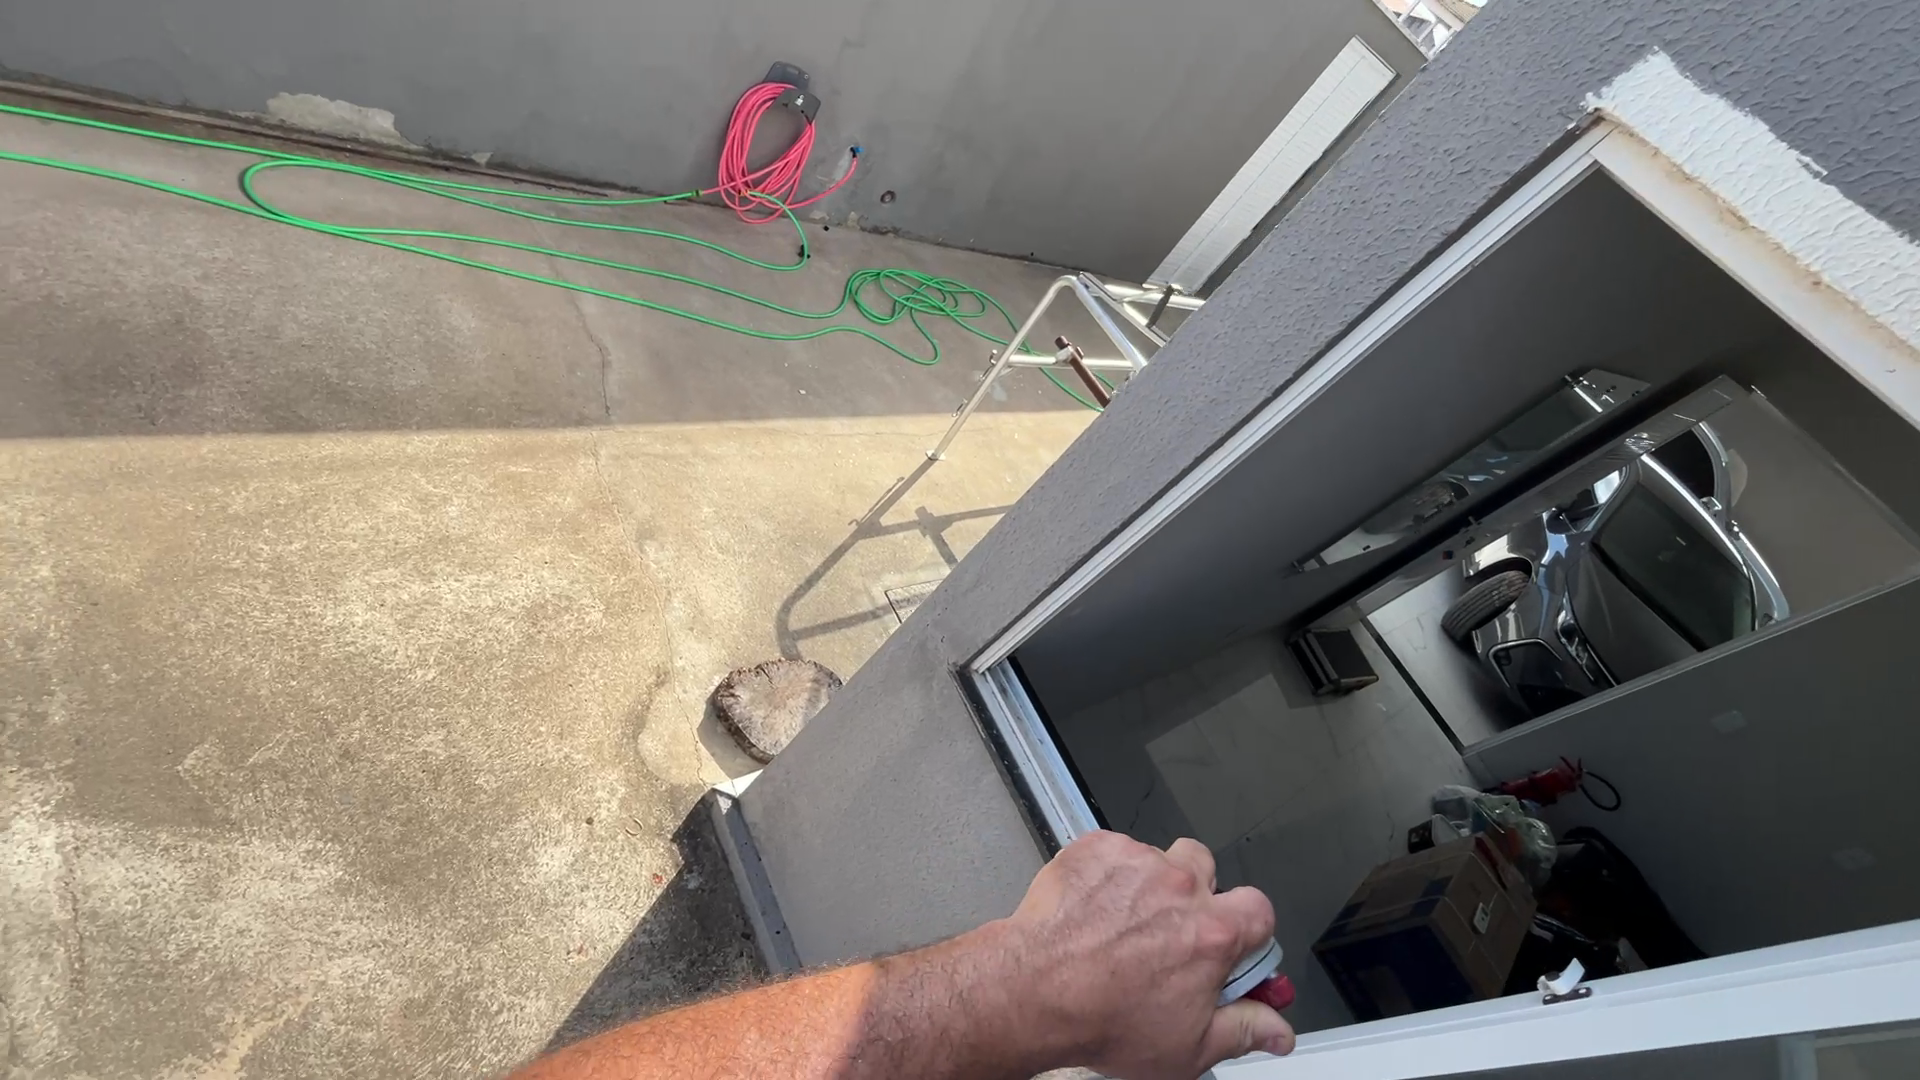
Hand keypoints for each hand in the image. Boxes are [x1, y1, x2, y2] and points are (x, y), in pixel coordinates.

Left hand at [994, 831, 1294, 1079]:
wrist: (1037, 987)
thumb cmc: (1104, 1017)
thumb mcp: (1190, 1046)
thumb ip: (1243, 1029)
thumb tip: (1275, 1028)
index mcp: (1210, 933)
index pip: (1258, 909)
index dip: (1249, 925)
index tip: (1232, 939)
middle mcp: (1178, 887)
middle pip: (1206, 867)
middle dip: (1196, 891)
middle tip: (1171, 924)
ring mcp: (1136, 861)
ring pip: (1157, 856)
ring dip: (1148, 881)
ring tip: (1123, 918)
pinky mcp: (1098, 846)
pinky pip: (1116, 850)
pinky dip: (1109, 871)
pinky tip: (1094, 904)